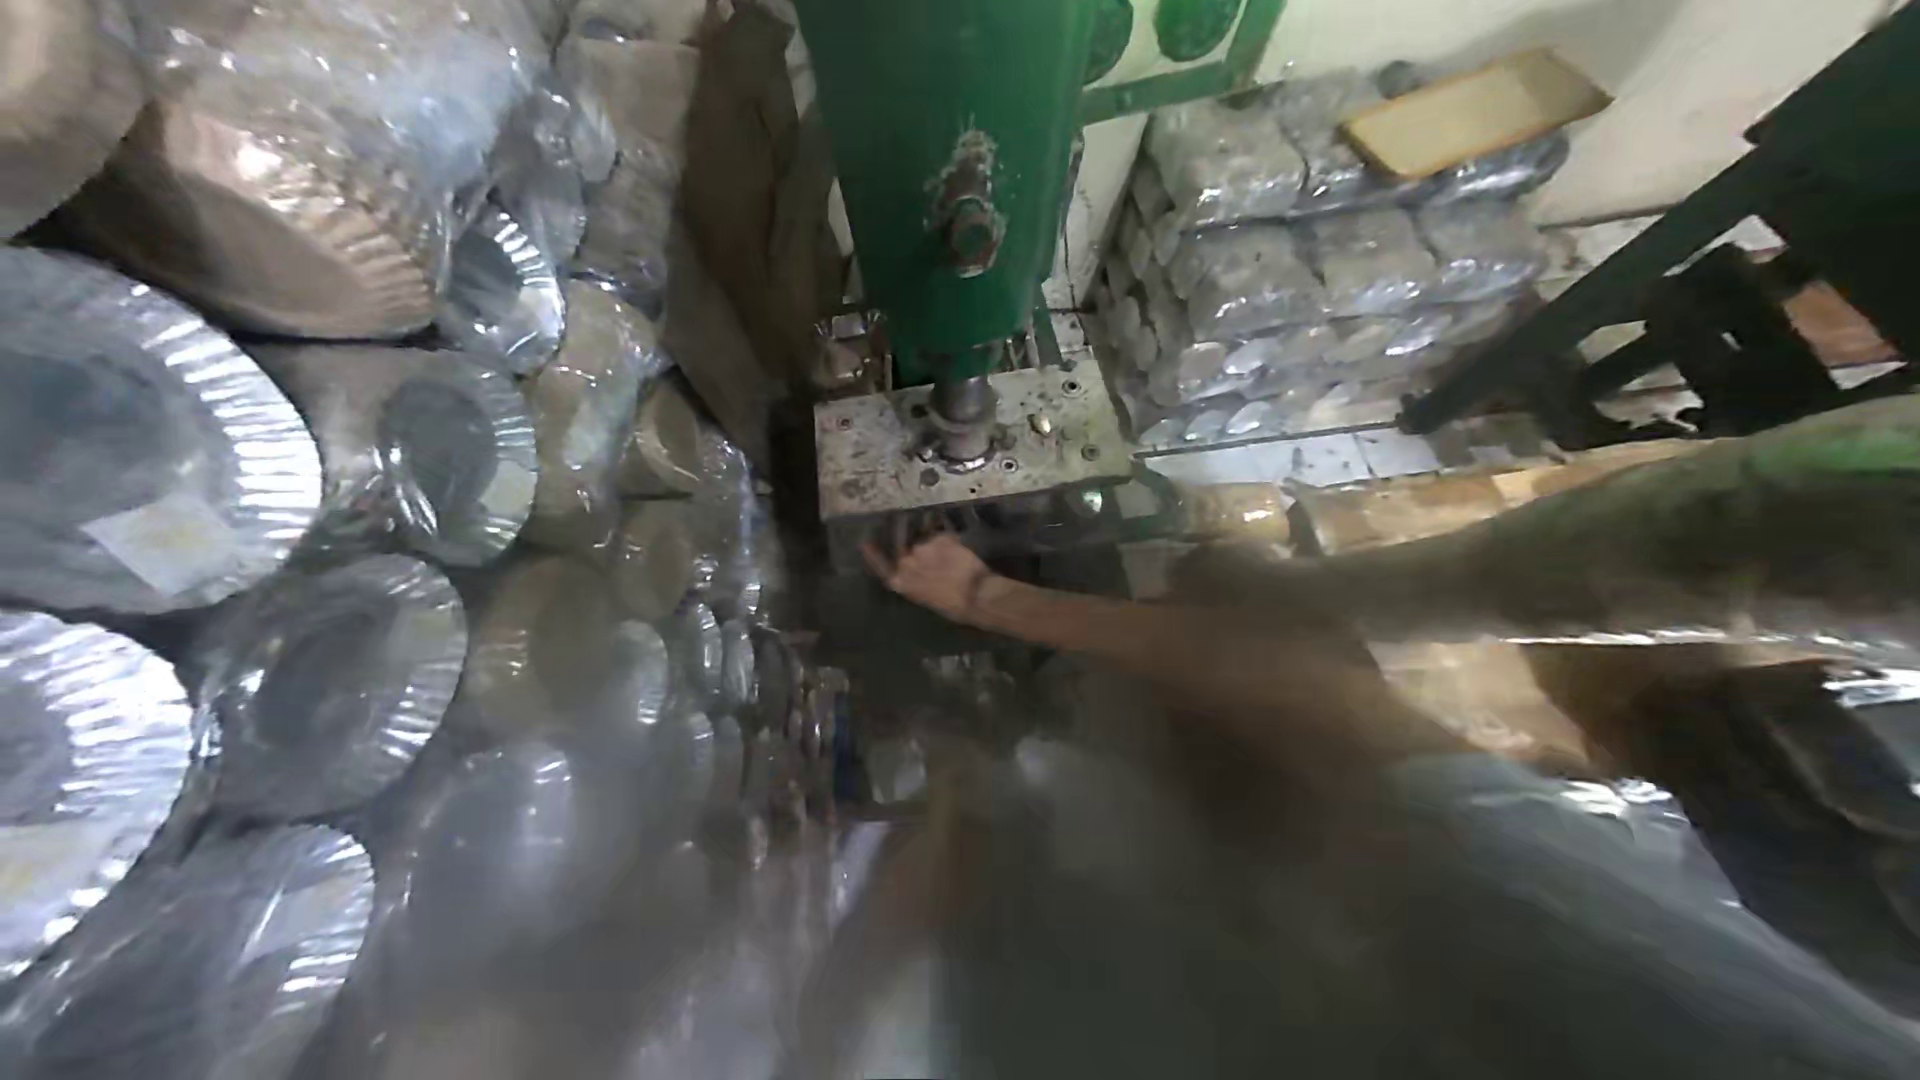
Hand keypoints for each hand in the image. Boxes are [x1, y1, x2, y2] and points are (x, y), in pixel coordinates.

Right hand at [863, 533, 997, 624]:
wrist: (976, 595)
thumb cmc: (952, 606)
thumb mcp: (924, 598)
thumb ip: (913, 581)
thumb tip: (913, 570)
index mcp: (900, 582)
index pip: (879, 564)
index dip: (872, 553)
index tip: (866, 543)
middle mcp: (906, 562)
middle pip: (901, 545)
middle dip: (907, 540)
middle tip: (918, 540)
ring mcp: (922, 547)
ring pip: (923, 539)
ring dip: (931, 543)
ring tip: (945, 551)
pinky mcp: (940, 537)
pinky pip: (941, 535)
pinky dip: (947, 541)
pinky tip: (957, 550)